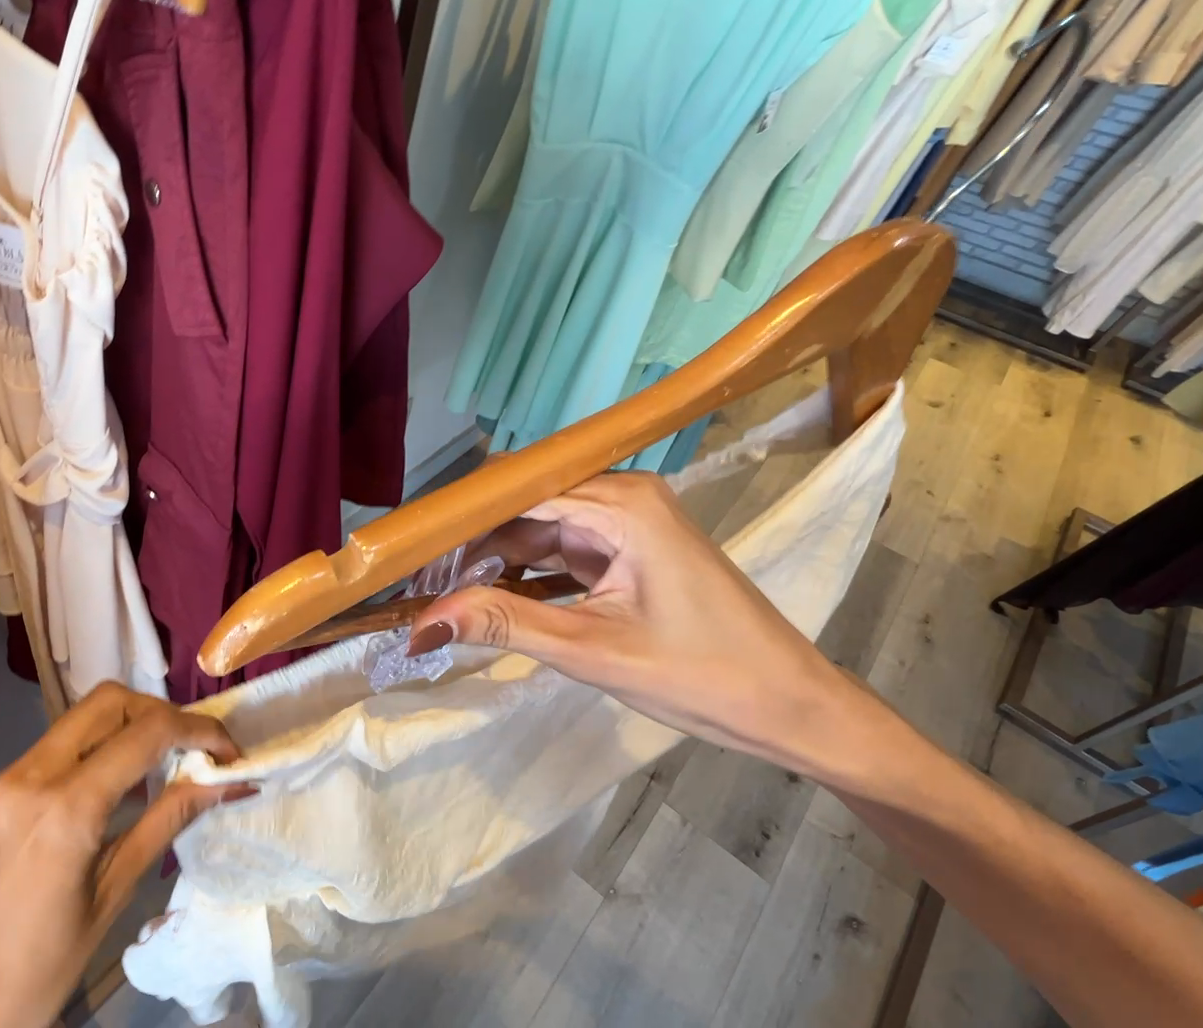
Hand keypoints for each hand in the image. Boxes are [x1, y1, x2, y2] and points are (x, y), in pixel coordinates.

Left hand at [0, 683, 247, 1027]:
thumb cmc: (40, 969)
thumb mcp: (112, 895)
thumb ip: (166, 823)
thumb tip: (224, 784)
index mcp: (65, 807)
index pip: (145, 734)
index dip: (198, 731)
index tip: (231, 751)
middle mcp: (33, 773)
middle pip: (109, 701)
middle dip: (162, 713)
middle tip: (196, 749)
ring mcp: (11, 776)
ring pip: (83, 716)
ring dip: (132, 724)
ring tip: (169, 761)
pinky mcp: (1, 788)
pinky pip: (62, 743)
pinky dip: (102, 745)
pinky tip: (126, 781)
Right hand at [407, 472, 877, 776]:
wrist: (795, 709)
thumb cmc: (705, 677)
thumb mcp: (592, 651)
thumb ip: (503, 625)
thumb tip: (419, 625)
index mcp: (620, 502)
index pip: (512, 492)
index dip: (455, 524)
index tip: (406, 560)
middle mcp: (621, 496)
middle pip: (520, 507)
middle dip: (469, 547)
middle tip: (418, 589)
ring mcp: (627, 523)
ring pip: (536, 530)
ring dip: (493, 563)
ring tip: (442, 599)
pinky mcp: (628, 551)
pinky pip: (560, 551)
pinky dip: (525, 576)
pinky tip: (490, 601)